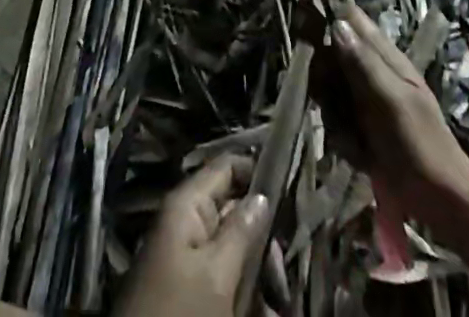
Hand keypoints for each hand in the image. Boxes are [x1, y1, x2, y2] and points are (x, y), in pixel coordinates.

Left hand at [114, 154, 268, 316]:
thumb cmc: (179, 310)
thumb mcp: (216, 273)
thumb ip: (242, 230)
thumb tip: (262, 195)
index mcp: (188, 205)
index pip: (227, 166)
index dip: (258, 172)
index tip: (289, 191)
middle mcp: (188, 221)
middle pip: (236, 209)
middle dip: (263, 236)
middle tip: (281, 264)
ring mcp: (189, 253)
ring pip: (236, 245)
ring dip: (259, 268)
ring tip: (276, 296)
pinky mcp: (191, 282)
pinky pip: (225, 273)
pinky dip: (244, 289)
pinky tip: (263, 307)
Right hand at [316, 4, 468, 230]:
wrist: (440, 201)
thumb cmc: (420, 144)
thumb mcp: (391, 99)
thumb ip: (363, 62)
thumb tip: (337, 23)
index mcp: (387, 58)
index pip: (352, 20)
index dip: (327, 18)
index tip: (303, 30)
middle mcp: (375, 74)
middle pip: (332, 58)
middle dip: (325, 80)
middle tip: (332, 103)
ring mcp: (368, 104)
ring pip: (330, 93)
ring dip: (334, 115)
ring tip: (352, 137)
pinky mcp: (362, 131)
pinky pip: (336, 123)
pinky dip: (343, 139)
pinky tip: (358, 154)